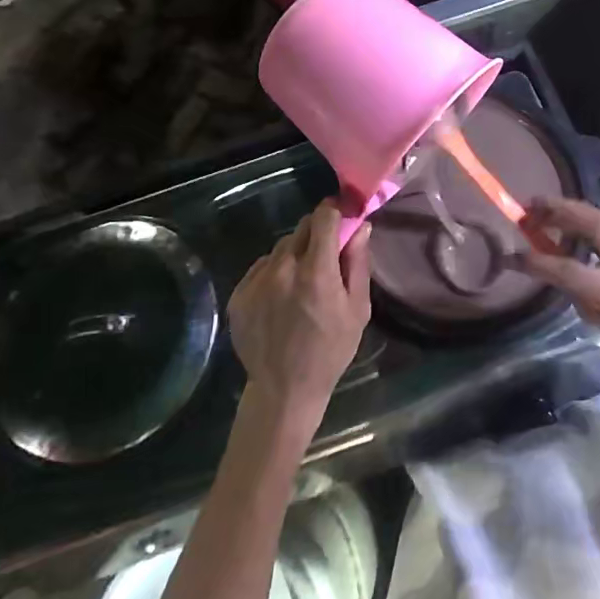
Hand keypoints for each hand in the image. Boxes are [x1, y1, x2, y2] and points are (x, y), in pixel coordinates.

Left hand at [228, 202, 371, 416]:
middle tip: (326, 254)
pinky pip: (261, 268)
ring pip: (280, 248)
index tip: (341, 214)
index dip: (333, 211)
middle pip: (300, 229)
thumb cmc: (330, 352)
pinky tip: (281, 298)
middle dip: (316, 234)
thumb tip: (359, 226)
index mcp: (315, 272)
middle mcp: (282, 268)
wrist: (283, 387)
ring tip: (303, 283)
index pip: (322, 218)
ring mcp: (256, 279)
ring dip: (294, 254)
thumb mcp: (357, 311)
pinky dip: (274, 273)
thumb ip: (357, 264)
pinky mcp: (239, 291)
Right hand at [519, 198, 599, 339]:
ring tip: (539, 207)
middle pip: (591, 225)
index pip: (567, 270)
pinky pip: (599, 219)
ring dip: (565, 208)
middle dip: (557, 211)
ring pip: (596, 216)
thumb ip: (569, 289)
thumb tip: (544, 265)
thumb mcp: (595, 315)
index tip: (510, 257)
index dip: (537, 262)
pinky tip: (561, 216)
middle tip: (527, 206)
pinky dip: (577, 213)